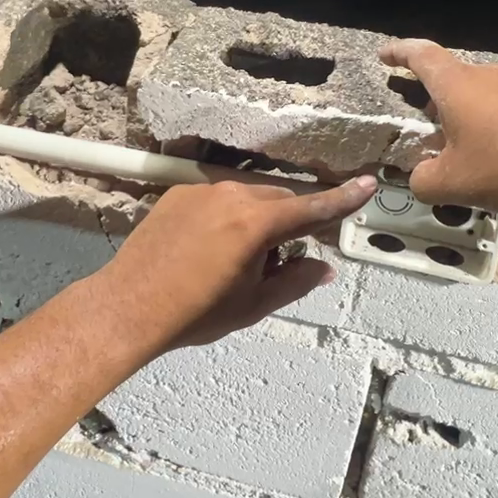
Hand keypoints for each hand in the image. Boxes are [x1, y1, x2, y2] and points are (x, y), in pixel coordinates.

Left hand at [86, 176, 376, 354]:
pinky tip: (207, 249)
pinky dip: (227, 217)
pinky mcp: (179, 192)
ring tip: (235, 261)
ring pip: (248, 198)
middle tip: (277, 262)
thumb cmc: (195, 314)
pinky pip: (218, 198)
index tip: (368, 184)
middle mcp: (233, 196)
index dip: (343, 199)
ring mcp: (202, 190)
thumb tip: (323, 267)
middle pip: (279, 202)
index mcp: (256, 224)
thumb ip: (294, 281)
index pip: (312, 209)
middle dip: (288, 225)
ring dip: (256, 221)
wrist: (128, 306)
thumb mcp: (253, 305)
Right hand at [382, 38, 497, 215]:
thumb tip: (420, 177)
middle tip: (430, 122)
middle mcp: (491, 77)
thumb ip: (423, 180)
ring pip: (485, 93)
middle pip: (455, 78)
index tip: (385, 54)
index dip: (399, 53)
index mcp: (458, 85)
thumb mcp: (451, 184)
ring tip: (466, 143)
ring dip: (469, 113)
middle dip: (437, 98)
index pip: (421, 56)